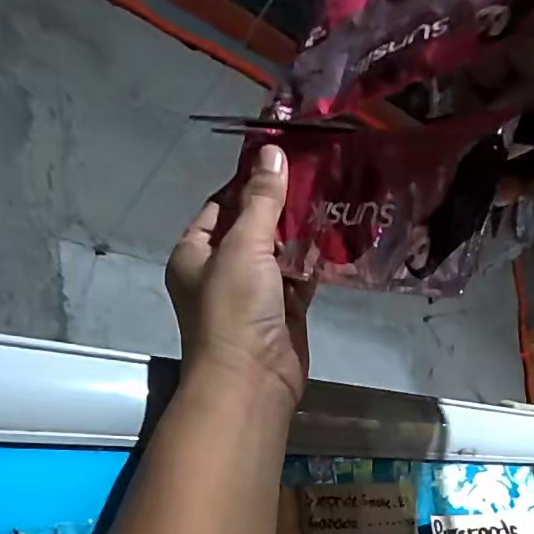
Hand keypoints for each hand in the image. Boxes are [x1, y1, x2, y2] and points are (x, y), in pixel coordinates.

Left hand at [166, 144, 314, 408]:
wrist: (251, 382)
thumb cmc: (233, 310)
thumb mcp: (242, 246)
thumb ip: (260, 200)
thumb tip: (271, 151)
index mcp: (194, 254)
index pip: (220, 205)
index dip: (248, 180)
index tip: (283, 153)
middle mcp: (220, 272)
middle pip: (252, 226)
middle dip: (281, 202)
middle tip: (319, 167)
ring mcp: (253, 294)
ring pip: (278, 251)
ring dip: (301, 229)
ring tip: (335, 190)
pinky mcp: (282, 313)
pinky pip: (298, 277)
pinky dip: (314, 260)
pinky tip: (338, 233)